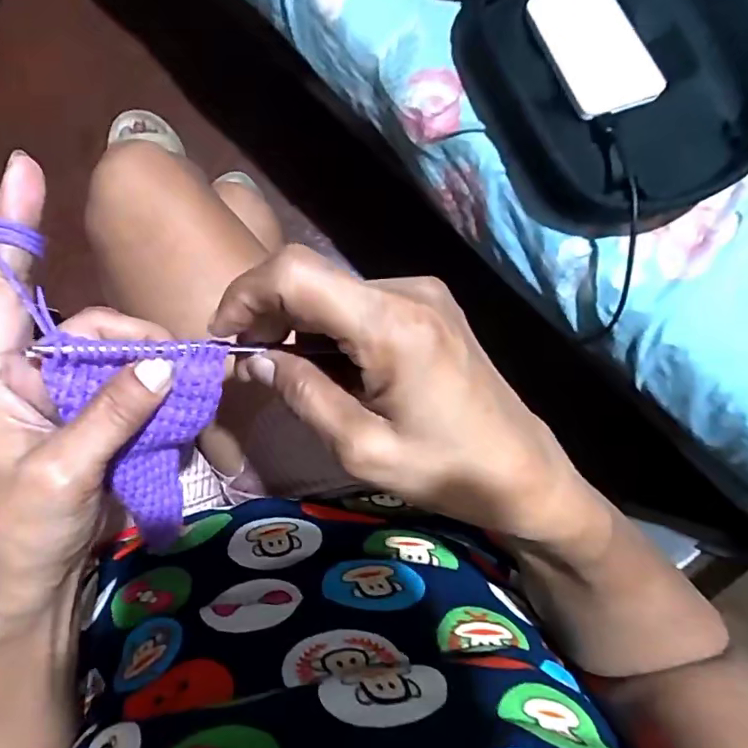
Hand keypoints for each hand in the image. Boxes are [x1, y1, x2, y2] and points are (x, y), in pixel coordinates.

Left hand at [0, 152, 176, 630]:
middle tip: (172, 366)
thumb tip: (161, 364)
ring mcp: (62, 392)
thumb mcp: (65, 470)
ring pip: (111, 350)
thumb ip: (110, 414)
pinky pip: (125, 380)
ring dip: (146, 363)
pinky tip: (174, 396)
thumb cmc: (30, 526)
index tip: (23, 165)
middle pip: (83, 322)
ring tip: (179, 390)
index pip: (3, 288)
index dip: (13, 226)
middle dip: (126, 334)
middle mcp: (27, 372)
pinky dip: (150, 383)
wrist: (44, 575)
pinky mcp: (90, 412)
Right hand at [208, 245, 596, 544]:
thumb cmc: (446, 471)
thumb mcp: (361, 449)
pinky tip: (324, 367)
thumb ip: (303, 396)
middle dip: (263, 313)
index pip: (294, 273)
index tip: (223, 339)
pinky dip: (322, 328)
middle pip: (308, 275)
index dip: (244, 296)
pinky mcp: (426, 305)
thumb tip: (255, 361)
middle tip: (247, 363)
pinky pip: (354, 302)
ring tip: (284, 372)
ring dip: (292, 323)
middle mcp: (406, 291)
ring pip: (328, 289)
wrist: (524, 473)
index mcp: (391, 324)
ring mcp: (420, 293)